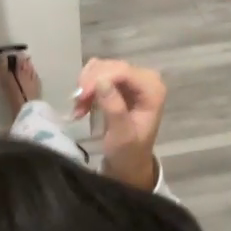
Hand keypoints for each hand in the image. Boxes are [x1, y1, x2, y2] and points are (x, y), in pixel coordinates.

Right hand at [72, 58, 166, 190]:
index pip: (123, 71)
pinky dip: (87, 87)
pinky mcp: (120, 83)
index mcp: (153, 89)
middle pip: (111, 66)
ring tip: (79, 108)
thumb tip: (102, 82)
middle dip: (90, 83)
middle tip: (77, 105)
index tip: (80, 97)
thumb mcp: (122, 135)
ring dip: (86, 86)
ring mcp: (132, 79)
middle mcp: (145, 79)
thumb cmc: (128, 152)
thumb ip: (114, 108)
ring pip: (102, 67)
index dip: (99, 79)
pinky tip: (82, 104)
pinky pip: (98, 74)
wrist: (128, 163)